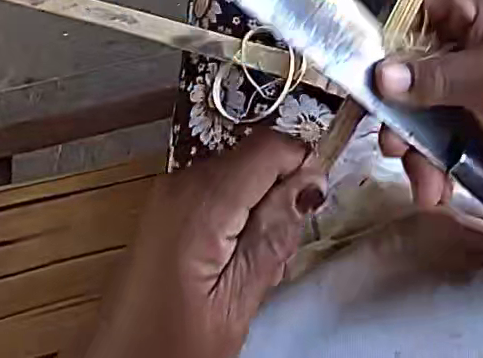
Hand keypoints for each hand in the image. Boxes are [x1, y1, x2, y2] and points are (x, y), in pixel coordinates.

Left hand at [86, 131, 324, 357]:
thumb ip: (275, 234)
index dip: (301, 164)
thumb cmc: (172, 350)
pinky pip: (222, 186)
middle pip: (257, 157)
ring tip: (256, 266)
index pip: (270, 146)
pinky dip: (241, 211)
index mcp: (201, 201)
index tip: (314, 205)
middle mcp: (183, 180)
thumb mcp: (236, 303)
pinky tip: (234, 259)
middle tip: (282, 252)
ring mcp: (172, 190)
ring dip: (263, 205)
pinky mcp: (168, 204)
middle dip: (282, 192)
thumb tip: (313, 180)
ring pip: (243, 170)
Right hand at [372, 0, 482, 210]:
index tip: (367, 57)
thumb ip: (437, 76)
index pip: (424, 5)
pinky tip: (435, 192)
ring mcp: (458, 93)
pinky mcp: (458, 132)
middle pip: (406, 63)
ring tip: (421, 179)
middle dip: (394, 104)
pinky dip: (425, 167)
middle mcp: (461, 51)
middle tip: (390, 140)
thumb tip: (379, 74)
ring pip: (410, 108)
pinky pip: (425, 141)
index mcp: (476, 21)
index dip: (394, 24)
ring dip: (409, 145)